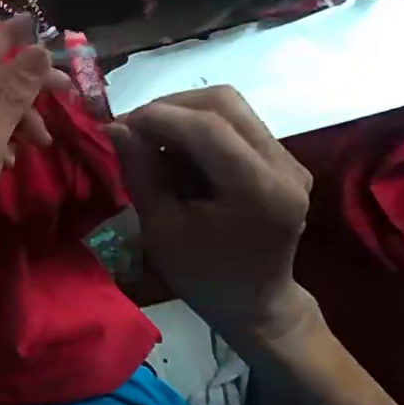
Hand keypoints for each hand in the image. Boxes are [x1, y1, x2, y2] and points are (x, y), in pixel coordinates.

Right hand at [107, 87, 316, 351]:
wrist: (252, 301)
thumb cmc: (201, 274)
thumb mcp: (160, 227)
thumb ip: (141, 171)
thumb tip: (116, 127)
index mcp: (259, 190)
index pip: (208, 127)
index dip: (157, 116)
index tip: (116, 126)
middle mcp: (284, 166)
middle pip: (223, 103)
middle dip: (169, 107)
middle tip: (131, 129)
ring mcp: (288, 159)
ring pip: (230, 106)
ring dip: (181, 113)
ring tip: (148, 138)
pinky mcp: (280, 159)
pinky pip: (234, 122)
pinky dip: (196, 127)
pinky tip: (173, 150)